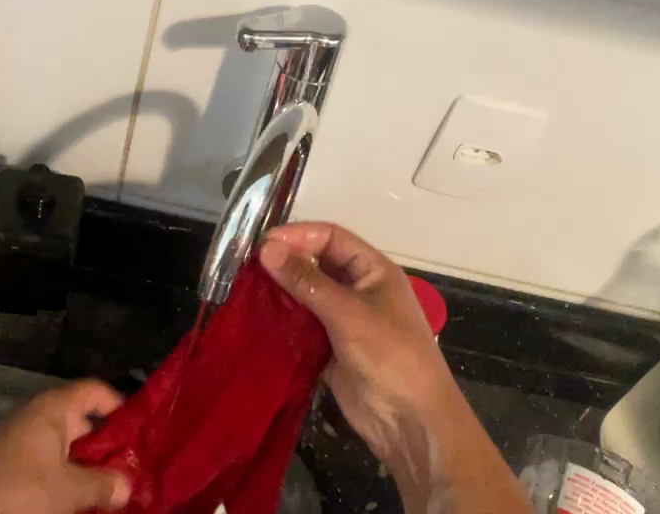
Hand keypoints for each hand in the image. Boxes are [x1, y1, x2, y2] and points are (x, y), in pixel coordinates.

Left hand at [0, 380, 131, 513]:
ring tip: (109, 487)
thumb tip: (128, 484)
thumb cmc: (23, 490)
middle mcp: (38, 415)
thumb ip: (102, 485)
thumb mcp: (68, 491)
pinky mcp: (10, 462)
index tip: (139, 429)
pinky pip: (48, 461)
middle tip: (130, 467)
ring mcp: (22, 438)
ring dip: (85, 464)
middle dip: (106, 445)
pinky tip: (78, 497)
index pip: (94, 391)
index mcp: (53, 408)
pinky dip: (65, 474)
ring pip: (65, 446)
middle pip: (82, 421)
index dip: (118, 405)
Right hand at [259, 223, 527, 513]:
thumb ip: (306, 280)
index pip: (331, 237)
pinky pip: (303, 324)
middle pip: (317, 263)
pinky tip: (259, 318)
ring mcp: (345, 320)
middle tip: (249, 266)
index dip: (298, 235)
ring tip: (248, 289)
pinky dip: (284, 320)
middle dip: (287, 261)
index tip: (263, 243)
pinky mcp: (331, 348)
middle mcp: (359, 289)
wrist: (412, 424)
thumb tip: (266, 248)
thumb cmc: (389, 355)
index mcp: (373, 270)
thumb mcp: (347, 312)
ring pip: (307, 294)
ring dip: (282, 291)